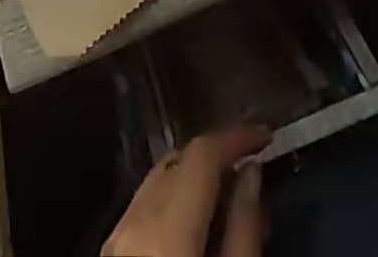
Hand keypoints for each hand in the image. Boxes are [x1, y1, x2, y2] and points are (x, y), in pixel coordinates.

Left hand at [101, 126, 269, 256]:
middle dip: (216, 156)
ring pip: (160, 179)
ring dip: (196, 175)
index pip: (199, 157)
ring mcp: (117, 231)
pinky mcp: (112, 244)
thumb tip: (251, 174)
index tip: (265, 134)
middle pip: (177, 161)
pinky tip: (203, 215)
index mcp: (165, 229)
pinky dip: (176, 198)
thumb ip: (243, 230)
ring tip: (235, 191)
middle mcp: (134, 219)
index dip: (235, 138)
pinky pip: (148, 203)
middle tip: (255, 164)